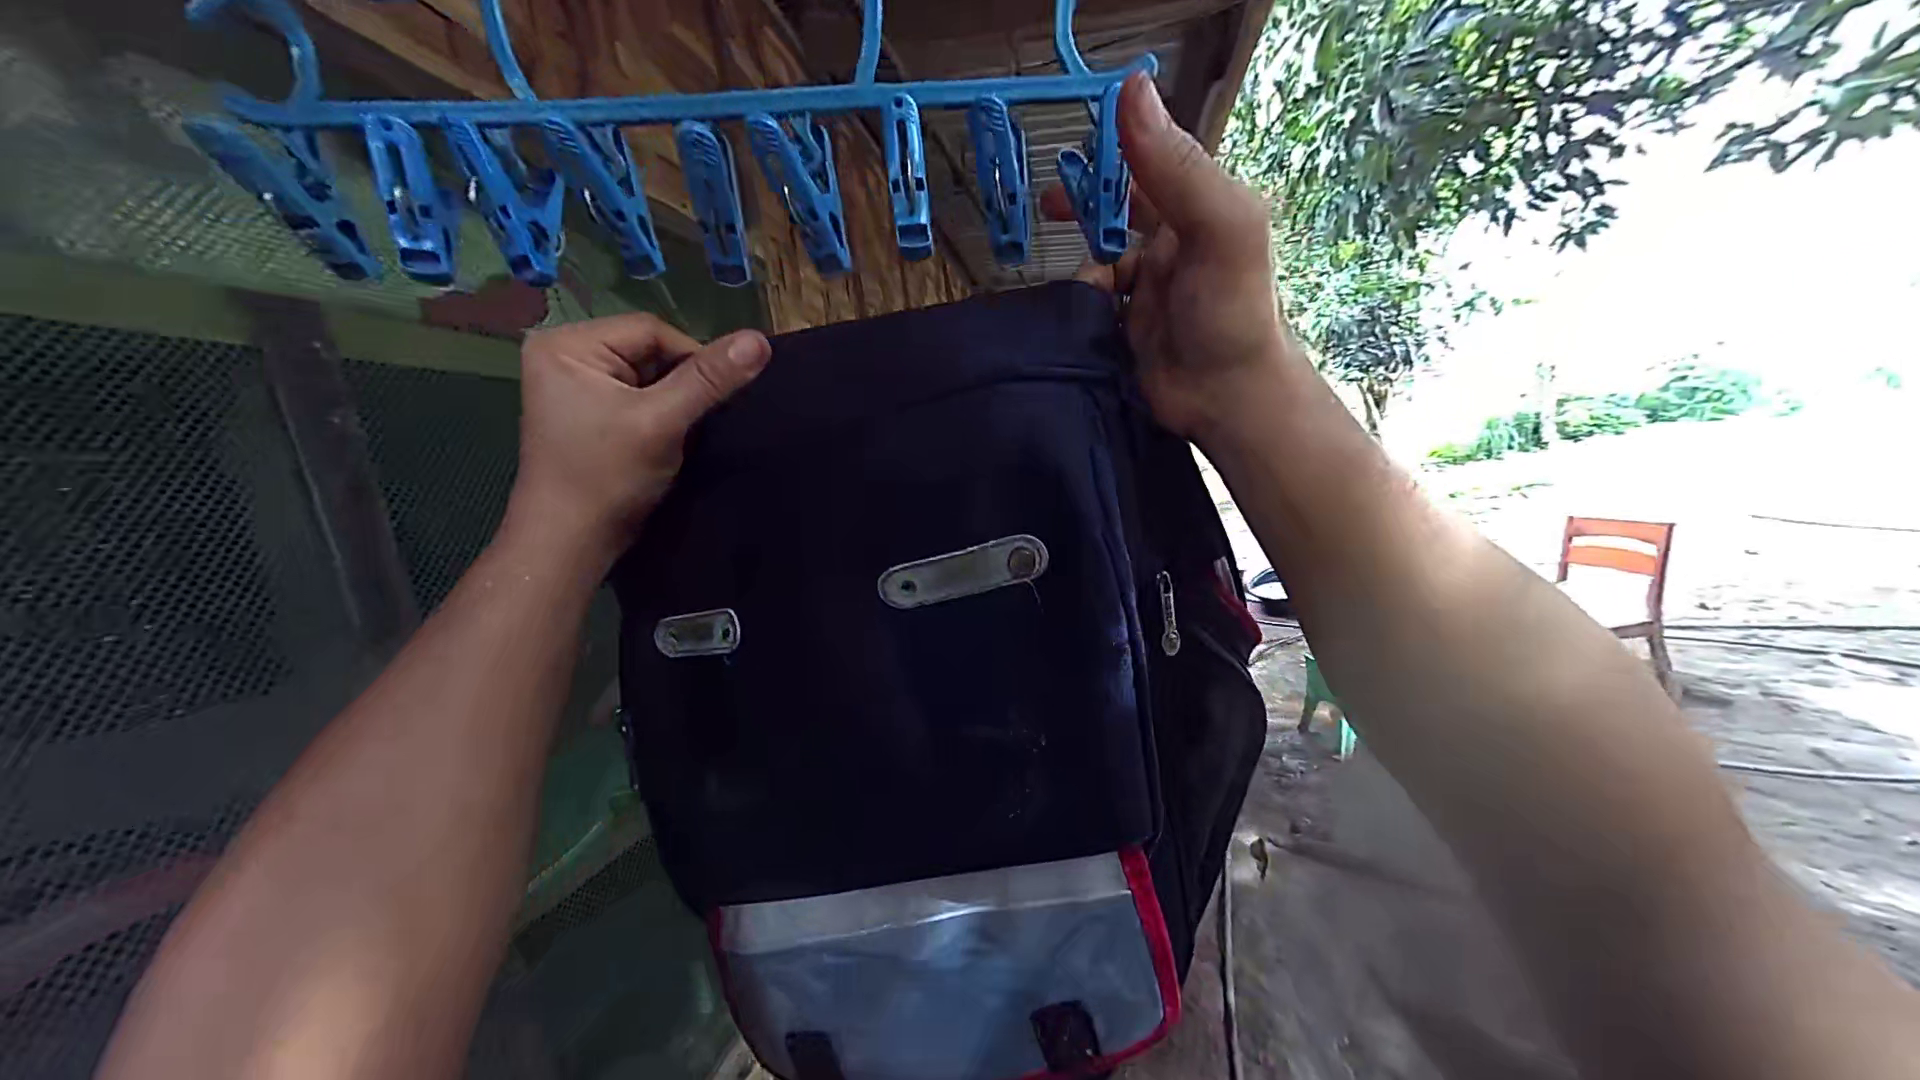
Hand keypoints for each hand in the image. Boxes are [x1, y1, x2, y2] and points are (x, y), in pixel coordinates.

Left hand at [504, 314, 770, 562]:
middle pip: (651, 352)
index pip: (652, 331)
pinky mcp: (592, 413)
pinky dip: (664, 414)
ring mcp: (578, 386)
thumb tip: (761, 340)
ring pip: (651, 377)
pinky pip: (642, 398)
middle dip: (682, 384)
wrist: (572, 541)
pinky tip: (672, 437)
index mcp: (568, 344)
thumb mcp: (662, 421)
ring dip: (677, 401)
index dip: (693, 358)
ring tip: (684, 431)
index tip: (717, 398)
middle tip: (697, 419)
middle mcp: (567, 355)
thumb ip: (710, 380)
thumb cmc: (607, 477)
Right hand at [1041, 73, 1307, 446]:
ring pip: (1096, 265)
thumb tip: (1130, 88)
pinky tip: (1074, 320)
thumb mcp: (1217, 227)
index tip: (1073, 156)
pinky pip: (1090, 308)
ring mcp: (1144, 293)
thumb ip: (1176, 167)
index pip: (1147, 167)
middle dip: (1083, 211)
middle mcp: (1168, 248)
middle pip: (1114, 215)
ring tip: (1083, 294)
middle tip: (1048, 211)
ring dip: (1080, 272)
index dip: (1111, 156)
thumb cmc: (1231, 312)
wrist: (1225, 400)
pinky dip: (1077, 309)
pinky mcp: (1124, 331)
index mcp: (1195, 212)